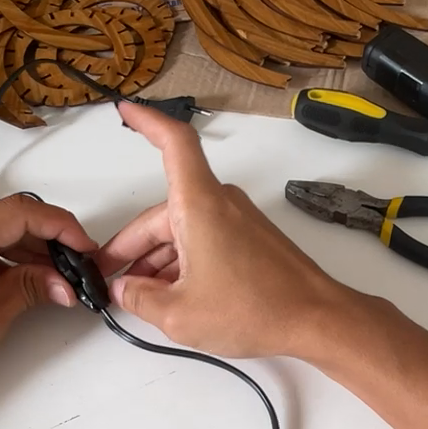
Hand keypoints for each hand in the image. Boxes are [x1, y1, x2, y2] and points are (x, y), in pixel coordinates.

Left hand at [0, 194, 94, 412]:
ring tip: (55, 285)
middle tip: (77, 272)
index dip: (62, 227)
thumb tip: (62, 281)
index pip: (21, 213)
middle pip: (8, 220)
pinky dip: (1, 263)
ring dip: (26, 255)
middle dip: (48, 243)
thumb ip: (25, 291)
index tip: (86, 249)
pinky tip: (22, 284)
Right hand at [97, 102, 358, 357]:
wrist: (316, 320)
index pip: (174, 143)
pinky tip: (175, 294)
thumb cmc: (256, 309)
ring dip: (160, 259)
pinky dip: (186, 260)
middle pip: (163, 212)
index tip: (125, 109)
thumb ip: (140, 298)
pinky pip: (207, 239)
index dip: (147, 121)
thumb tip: (125, 289)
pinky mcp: (252, 239)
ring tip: (142, 297)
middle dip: (134, 246)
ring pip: (184, 228)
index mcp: (199, 205)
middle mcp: (221, 203)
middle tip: (111, 277)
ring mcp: (239, 220)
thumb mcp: (179, 314)